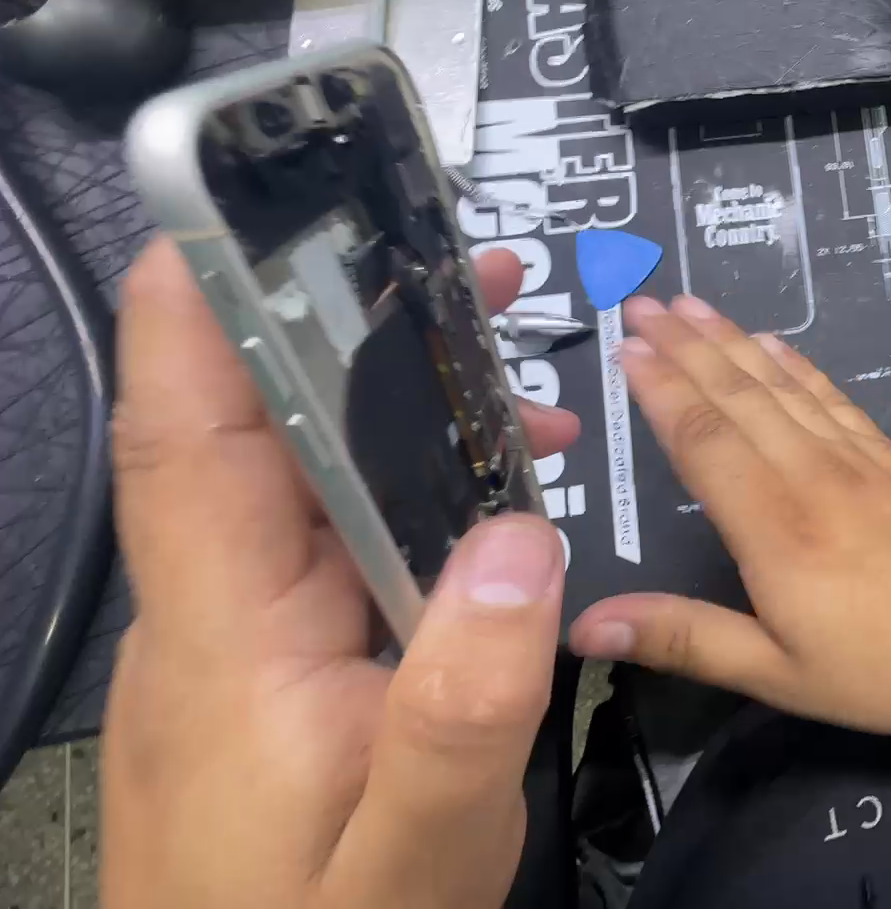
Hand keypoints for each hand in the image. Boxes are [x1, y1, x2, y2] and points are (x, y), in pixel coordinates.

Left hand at [102, 241, 580, 908]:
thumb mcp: (417, 837)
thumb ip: (463, 703)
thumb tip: (522, 542)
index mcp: (237, 637)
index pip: (197, 448)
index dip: (203, 325)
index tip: (235, 219)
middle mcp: (234, 612)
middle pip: (279, 438)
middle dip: (364, 335)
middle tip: (474, 277)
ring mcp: (267, 630)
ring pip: (332, 481)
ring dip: (421, 414)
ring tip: (528, 390)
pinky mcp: (306, 648)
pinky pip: (364, 533)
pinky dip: (435, 485)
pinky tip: (510, 497)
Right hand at [567, 295, 890, 734]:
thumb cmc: (882, 667)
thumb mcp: (779, 674)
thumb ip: (686, 639)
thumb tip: (585, 622)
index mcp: (775, 528)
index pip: (704, 440)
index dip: (662, 390)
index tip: (628, 349)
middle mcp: (811, 475)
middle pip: (740, 397)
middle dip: (688, 346)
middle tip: (644, 305)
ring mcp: (856, 458)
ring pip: (784, 387)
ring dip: (736, 342)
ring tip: (695, 305)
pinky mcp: (888, 456)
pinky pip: (835, 398)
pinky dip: (800, 366)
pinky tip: (777, 344)